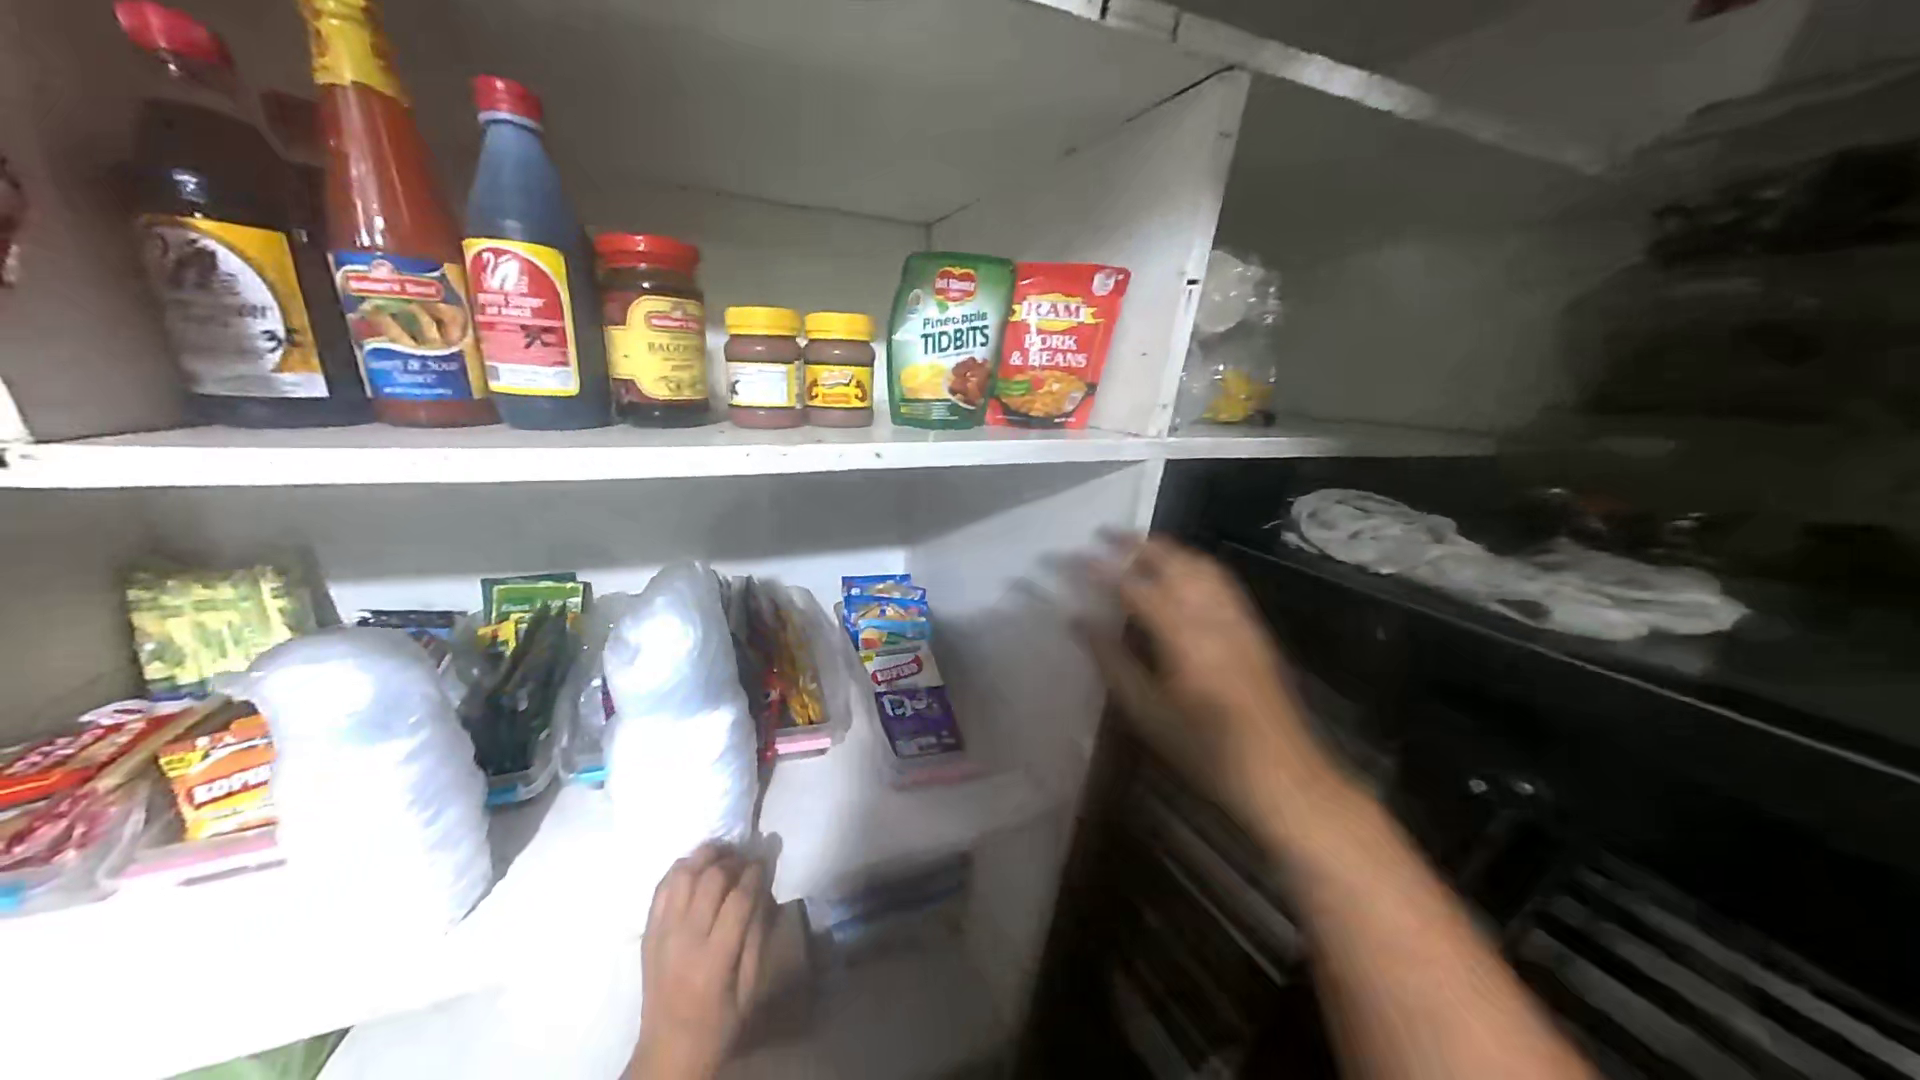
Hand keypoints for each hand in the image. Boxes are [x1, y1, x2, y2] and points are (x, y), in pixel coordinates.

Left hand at [629, 845, 767, 1079]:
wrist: (667, 1054)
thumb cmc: (718, 1025)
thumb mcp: (749, 987)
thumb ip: (756, 935)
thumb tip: (763, 890)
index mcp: (715, 960)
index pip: (738, 899)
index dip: (755, 873)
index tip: (764, 863)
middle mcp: (684, 941)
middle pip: (709, 880)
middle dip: (732, 861)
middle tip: (745, 858)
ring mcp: (661, 935)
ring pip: (682, 876)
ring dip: (704, 857)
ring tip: (721, 853)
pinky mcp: (647, 934)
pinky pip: (661, 888)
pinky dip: (679, 870)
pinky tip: (695, 867)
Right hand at [1081, 533, 1332, 820]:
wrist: (1281, 772)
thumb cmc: (1204, 749)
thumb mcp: (1147, 712)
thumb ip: (1111, 660)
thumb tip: (1076, 620)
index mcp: (1183, 636)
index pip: (1132, 586)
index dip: (1100, 568)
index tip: (1071, 556)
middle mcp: (1213, 615)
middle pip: (1172, 561)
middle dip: (1136, 543)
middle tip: (1103, 534)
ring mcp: (1238, 617)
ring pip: (1200, 564)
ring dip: (1166, 547)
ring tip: (1137, 543)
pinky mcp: (1253, 626)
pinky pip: (1220, 578)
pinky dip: (1193, 562)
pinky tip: (1182, 569)